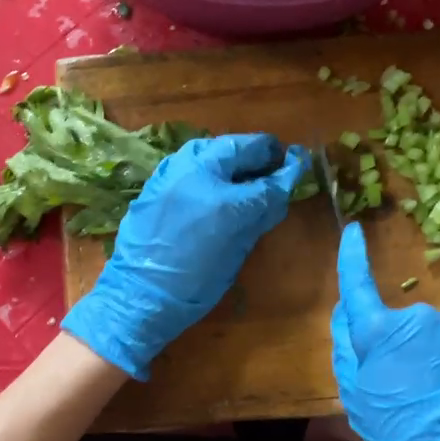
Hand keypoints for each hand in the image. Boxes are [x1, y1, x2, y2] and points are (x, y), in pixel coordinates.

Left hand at [63, 133, 307, 379]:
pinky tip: (215, 175)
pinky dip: (208, 161)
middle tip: (275, 159)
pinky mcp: (157, 178)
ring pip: (212, 146)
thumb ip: (257, 220)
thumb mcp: (234, 256)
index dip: (288, 174)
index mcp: (227, 203)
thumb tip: (277, 198)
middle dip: (261, 152)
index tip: (299, 165)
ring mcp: (174, 172)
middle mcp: (200, 176)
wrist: (140, 294)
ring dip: (233, 153)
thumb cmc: (194, 285)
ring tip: (246, 166)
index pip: (268, 182)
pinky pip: (189, 158)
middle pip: (240, 149)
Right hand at [331, 222, 439, 440]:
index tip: (353, 231)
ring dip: (435, 358)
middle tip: (405, 386)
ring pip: (438, 338)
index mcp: (379, 330)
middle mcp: (419, 318)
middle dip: (403, 346)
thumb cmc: (393, 427)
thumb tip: (344, 309)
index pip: (359, 284)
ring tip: (435, 396)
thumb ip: (345, 347)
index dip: (352, 257)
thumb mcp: (354, 393)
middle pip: (404, 325)